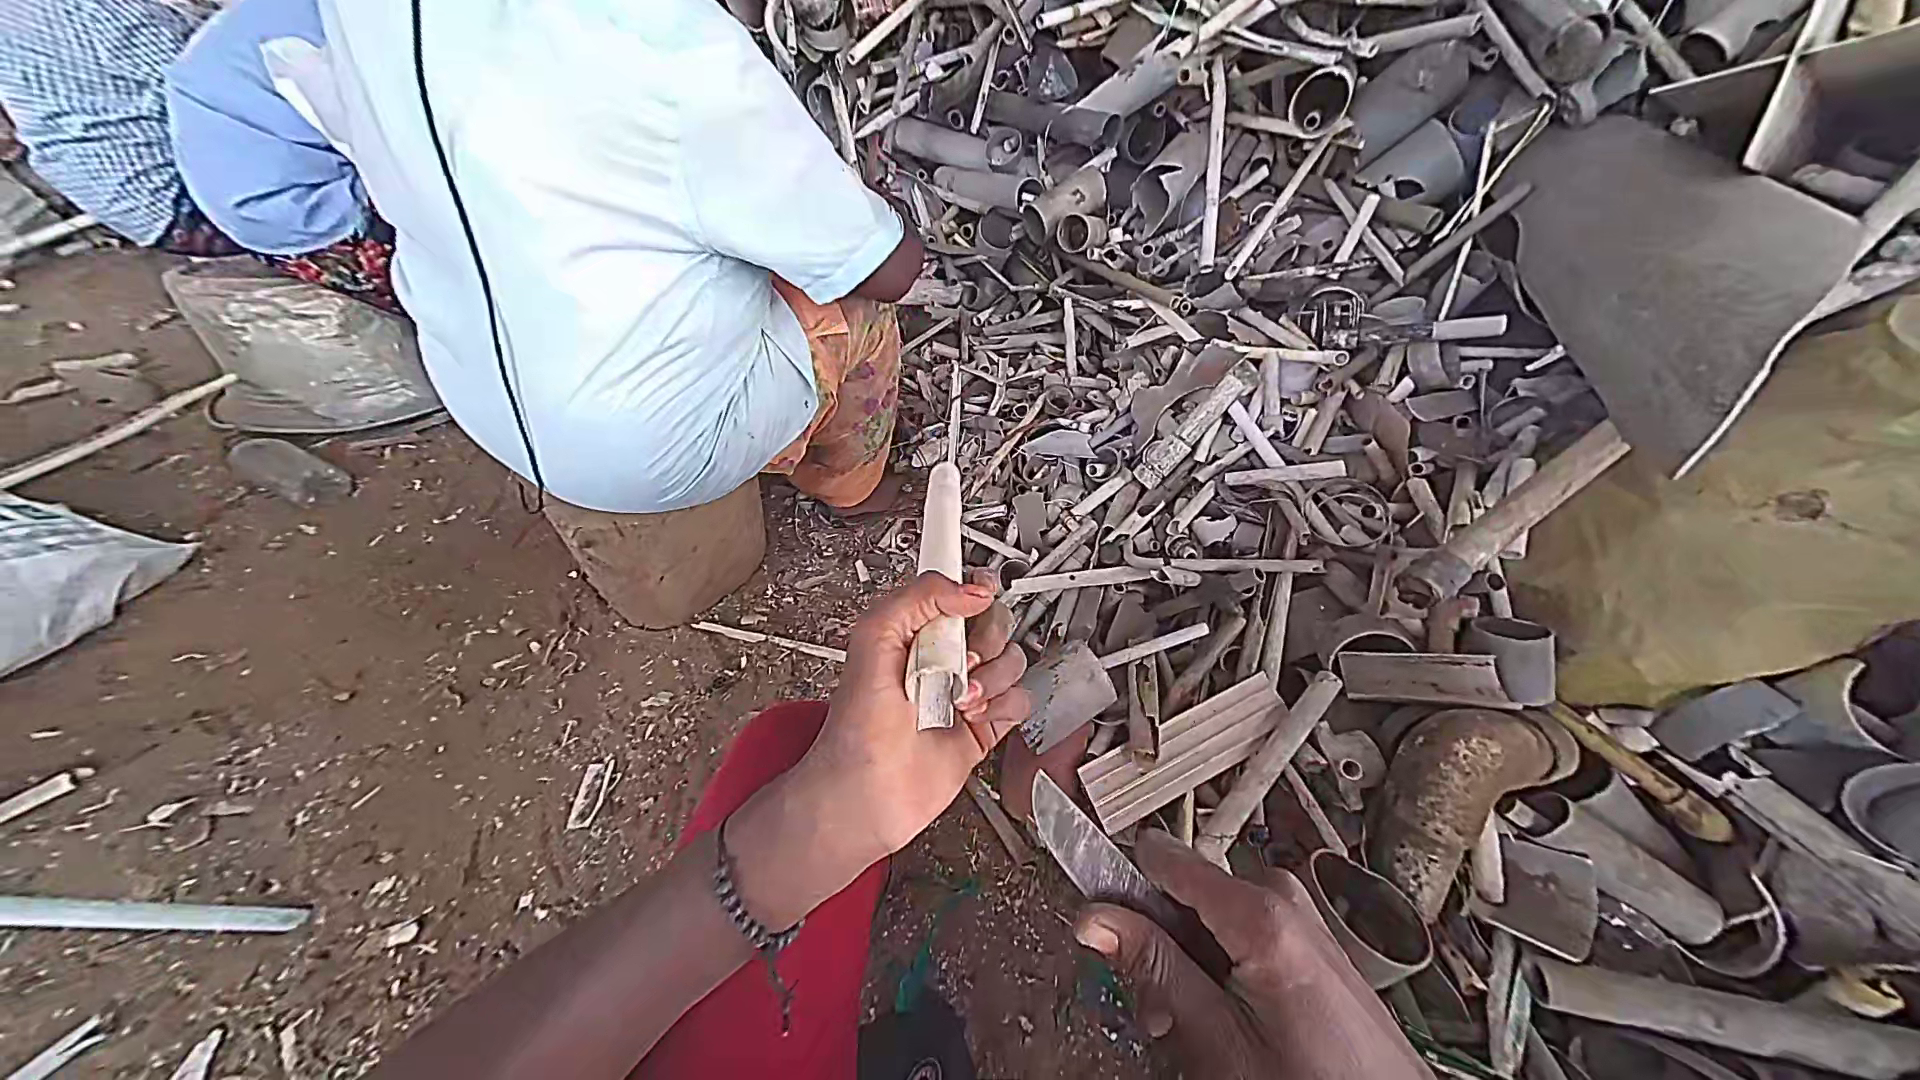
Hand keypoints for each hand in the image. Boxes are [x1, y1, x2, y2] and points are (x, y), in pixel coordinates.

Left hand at [797, 570, 1030, 858]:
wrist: (868, 794)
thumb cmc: (857, 726)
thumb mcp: (873, 639)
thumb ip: (918, 599)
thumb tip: (971, 591)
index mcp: (918, 628)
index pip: (960, 588)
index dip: (976, 587)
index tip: (976, 596)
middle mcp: (945, 655)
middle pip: (996, 620)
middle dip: (985, 638)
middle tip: (960, 659)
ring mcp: (968, 688)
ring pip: (1013, 658)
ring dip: (992, 677)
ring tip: (960, 697)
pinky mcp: (986, 721)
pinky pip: (1020, 697)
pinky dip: (1004, 705)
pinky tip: (974, 716)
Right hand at [1074, 831, 1427, 1079]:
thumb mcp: (1219, 1043)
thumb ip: (1153, 970)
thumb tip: (1092, 918)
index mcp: (1258, 911)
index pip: (1157, 855)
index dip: (1119, 881)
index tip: (1095, 912)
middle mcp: (1278, 894)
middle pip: (1179, 888)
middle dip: (1156, 938)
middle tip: (1161, 1006)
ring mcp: (1293, 911)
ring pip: (1203, 909)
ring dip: (1184, 955)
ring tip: (1197, 1020)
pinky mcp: (1301, 930)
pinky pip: (1235, 923)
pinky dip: (1216, 959)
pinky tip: (1226, 1010)